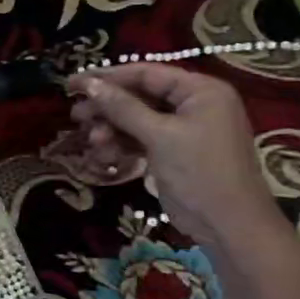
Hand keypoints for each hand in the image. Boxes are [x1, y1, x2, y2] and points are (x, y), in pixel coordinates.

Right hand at [68, 64, 282, 249]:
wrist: (227, 224)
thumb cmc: (199, 172)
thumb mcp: (159, 136)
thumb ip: (124, 108)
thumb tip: (89, 85)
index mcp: (200, 90)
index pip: (147, 73)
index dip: (108, 77)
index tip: (72, 84)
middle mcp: (193, 104)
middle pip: (140, 96)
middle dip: (107, 108)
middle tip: (76, 117)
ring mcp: (183, 130)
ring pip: (137, 120)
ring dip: (112, 130)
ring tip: (93, 143)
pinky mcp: (173, 152)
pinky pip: (141, 140)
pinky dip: (122, 145)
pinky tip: (104, 156)